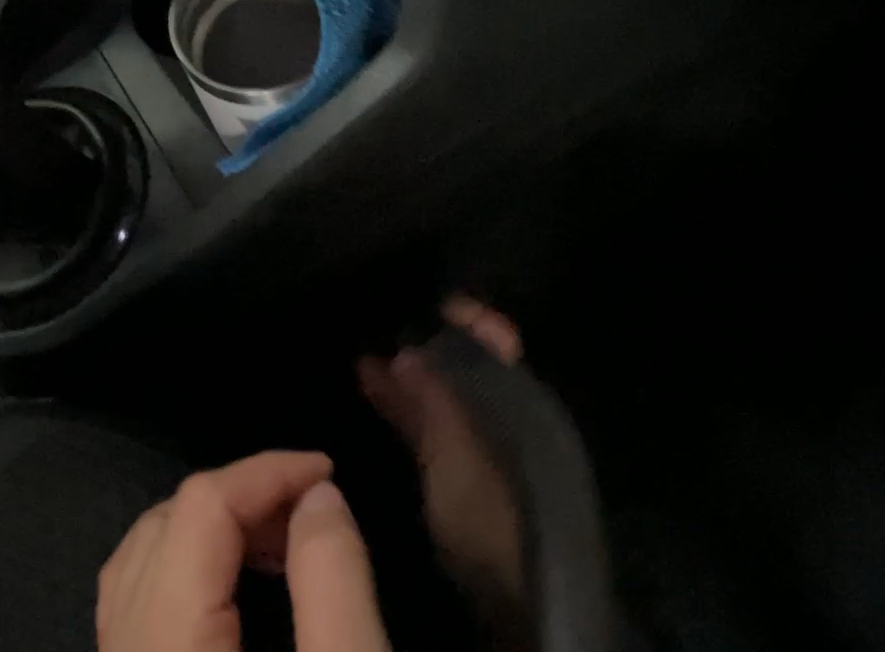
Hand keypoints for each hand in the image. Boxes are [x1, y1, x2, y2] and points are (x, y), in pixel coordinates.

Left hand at [97, 451, 391, 651]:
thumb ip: (334, 582)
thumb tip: (318, 494)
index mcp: (167, 639)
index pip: (199, 508)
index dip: (267, 471)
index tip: (327, 471)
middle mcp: (125, 646)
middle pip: (163, 525)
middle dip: (241, 496)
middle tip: (310, 507)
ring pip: (142, 561)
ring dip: (213, 528)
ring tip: (281, 539)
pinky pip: (139, 601)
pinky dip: (190, 565)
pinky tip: (238, 588)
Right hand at [359, 299, 526, 617]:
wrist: (508, 587)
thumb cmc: (492, 504)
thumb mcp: (461, 446)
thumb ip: (436, 397)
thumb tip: (408, 350)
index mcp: (516, 400)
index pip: (493, 346)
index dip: (468, 321)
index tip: (433, 298)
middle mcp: (499, 414)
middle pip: (463, 366)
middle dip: (428, 342)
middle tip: (388, 319)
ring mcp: (476, 443)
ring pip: (440, 393)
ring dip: (408, 372)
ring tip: (368, 351)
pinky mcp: (453, 471)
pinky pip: (425, 421)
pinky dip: (401, 403)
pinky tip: (371, 384)